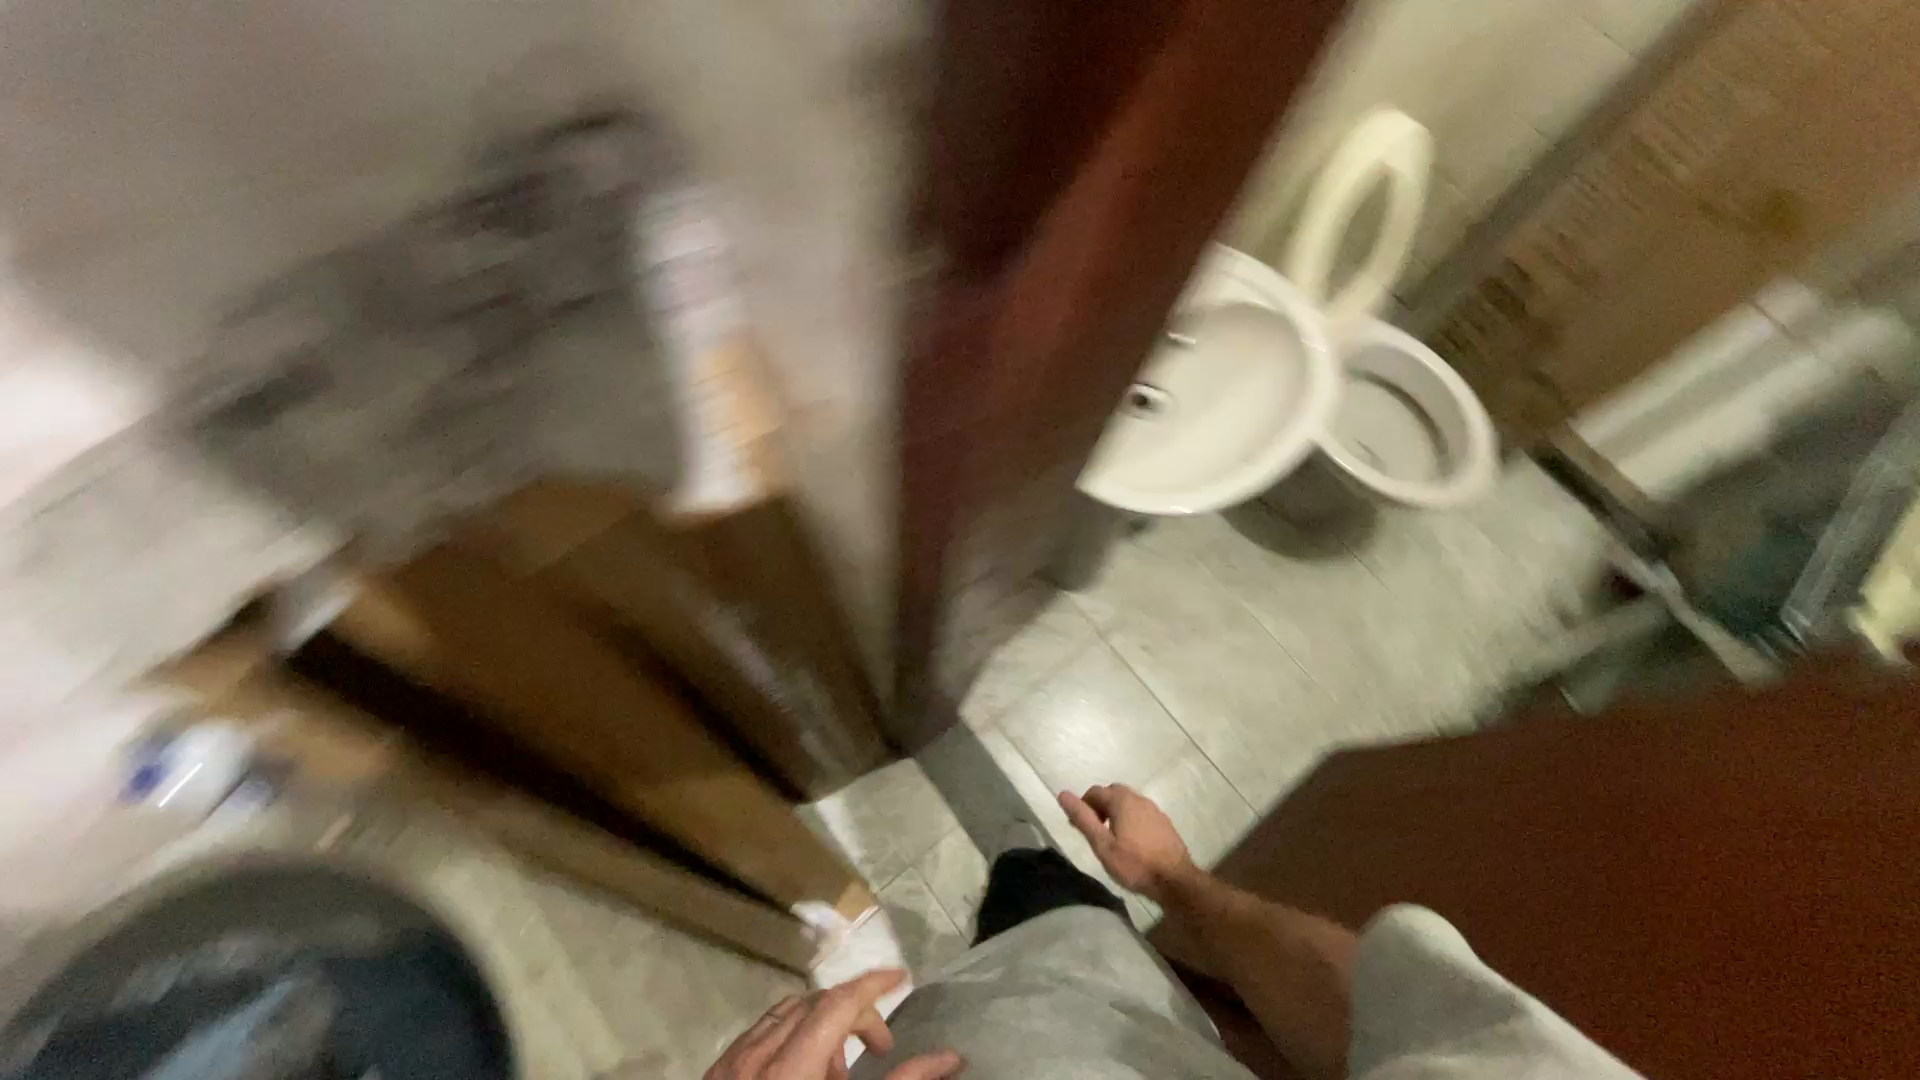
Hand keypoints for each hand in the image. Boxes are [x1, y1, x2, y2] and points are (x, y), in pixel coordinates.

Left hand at [705, 969, 963, 1079]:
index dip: (873, 983)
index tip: (903, 977)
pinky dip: (791, 1034)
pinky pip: (760, 1032)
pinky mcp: (716, 1074)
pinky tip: (803, 1066)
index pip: (838, 1003)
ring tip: (841, 1066)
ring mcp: (729, 1065)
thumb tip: (950, 1057)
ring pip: (785, 1013)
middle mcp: (755, 1057)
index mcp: (790, 1069)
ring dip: (822, 1022)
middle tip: (880, 1046)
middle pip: (814, 1003)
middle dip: (854, 1013)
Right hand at [1059, 784, 1198, 901]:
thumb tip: (1063, 794)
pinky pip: (1141, 812)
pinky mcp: (1164, 822)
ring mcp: (1154, 809)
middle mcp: (1139, 798)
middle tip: (1094, 829)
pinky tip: (1131, 840)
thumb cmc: (1135, 864)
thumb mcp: (1102, 845)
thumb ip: (1083, 818)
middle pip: (1112, 793)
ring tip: (1111, 836)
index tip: (1078, 826)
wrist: (1175, 881)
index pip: (1095, 791)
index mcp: (1122, 800)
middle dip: (1099, 806)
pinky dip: (1130, 818)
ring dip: (1115, 811)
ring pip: (1128, 802)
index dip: (1083, 805)